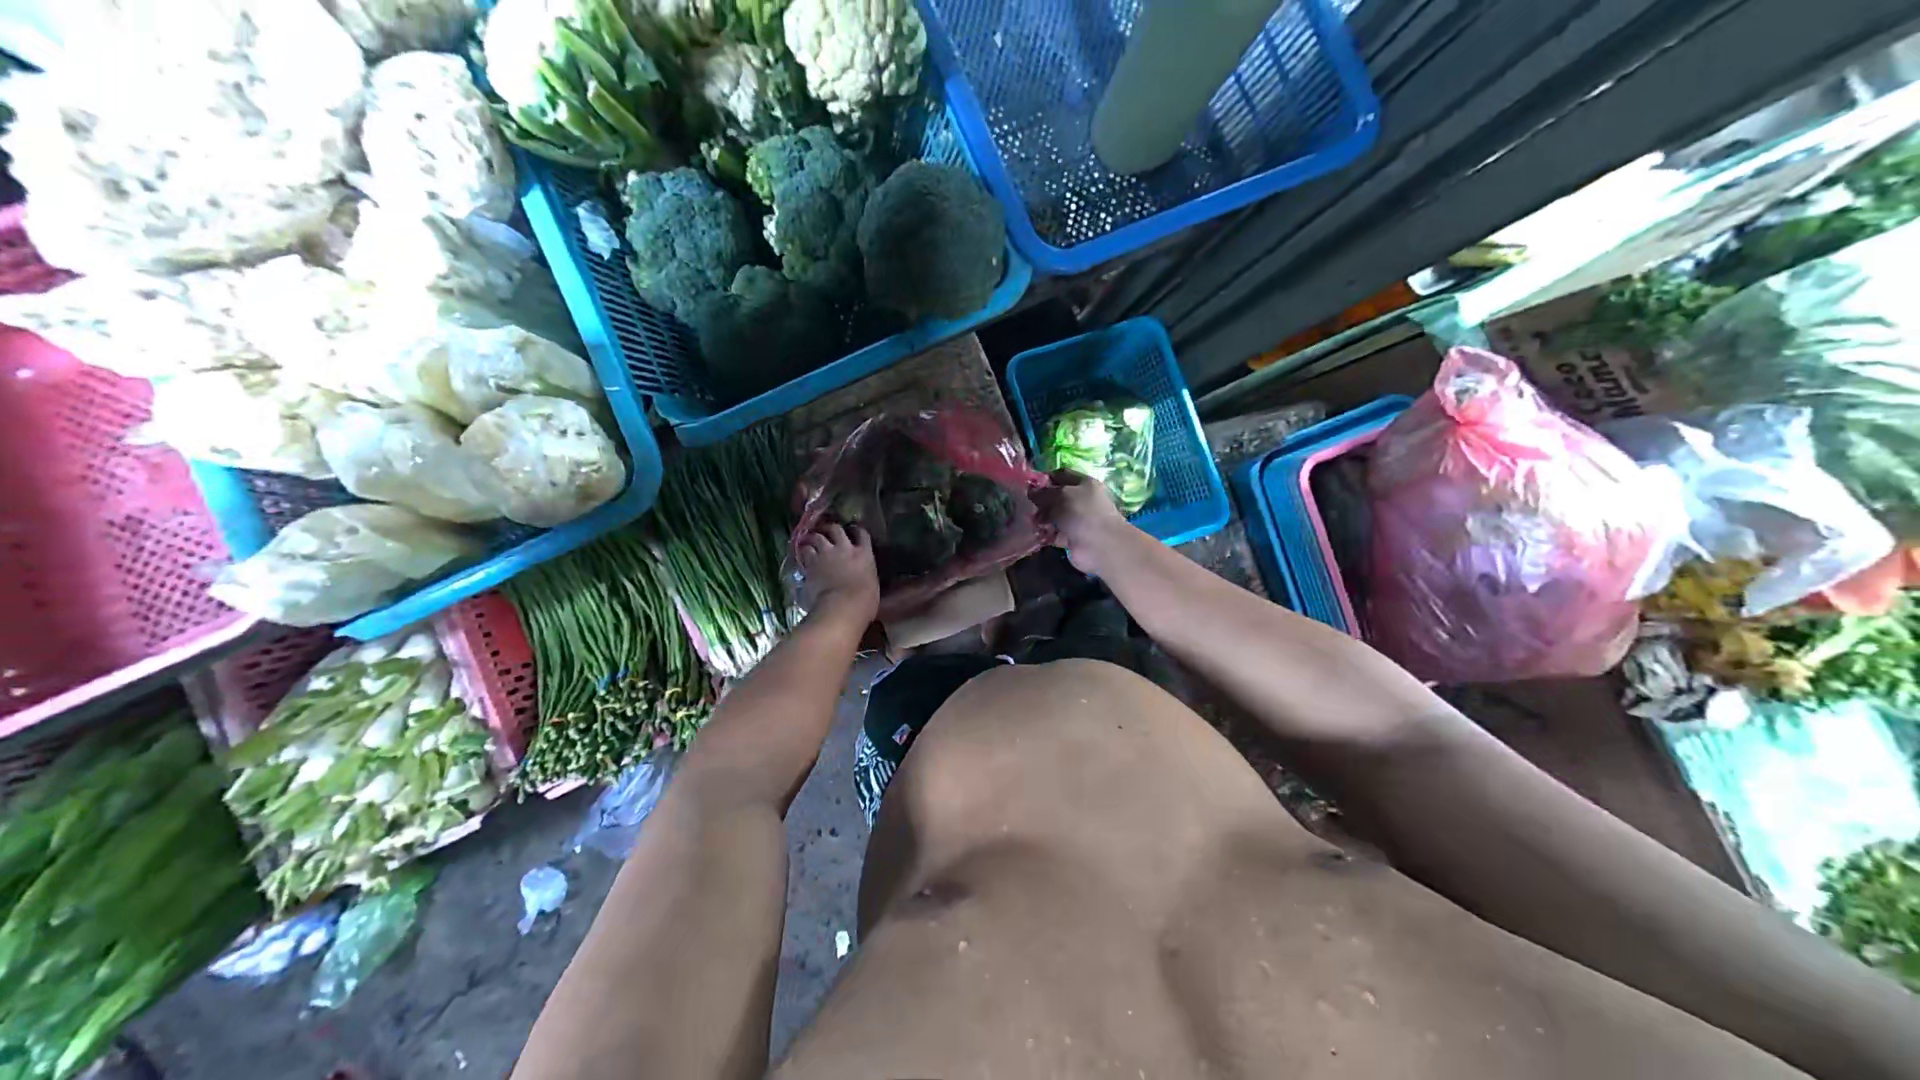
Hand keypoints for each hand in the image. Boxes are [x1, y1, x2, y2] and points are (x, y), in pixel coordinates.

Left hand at [798, 523, 879, 622]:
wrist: (842, 607)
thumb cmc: (864, 602)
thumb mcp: (872, 586)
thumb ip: (866, 576)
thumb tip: (864, 580)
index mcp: (864, 555)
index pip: (862, 534)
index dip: (856, 530)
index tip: (852, 531)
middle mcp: (845, 549)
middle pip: (836, 529)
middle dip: (830, 528)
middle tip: (826, 530)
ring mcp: (826, 554)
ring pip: (817, 536)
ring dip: (813, 538)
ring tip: (810, 540)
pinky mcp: (811, 563)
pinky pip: (804, 551)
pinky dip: (803, 551)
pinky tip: (802, 553)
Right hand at [1031, 470, 1129, 574]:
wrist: (1100, 545)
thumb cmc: (1082, 513)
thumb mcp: (1060, 496)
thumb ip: (1044, 493)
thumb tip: (1031, 491)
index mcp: (1084, 484)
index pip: (1062, 475)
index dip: (1045, 478)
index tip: (1029, 485)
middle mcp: (1081, 500)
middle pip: (1056, 496)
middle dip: (1041, 501)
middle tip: (1026, 505)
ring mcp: (1077, 520)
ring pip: (1054, 516)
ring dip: (1042, 518)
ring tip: (1031, 521)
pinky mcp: (1072, 537)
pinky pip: (1054, 533)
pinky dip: (1046, 534)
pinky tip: (1036, 534)